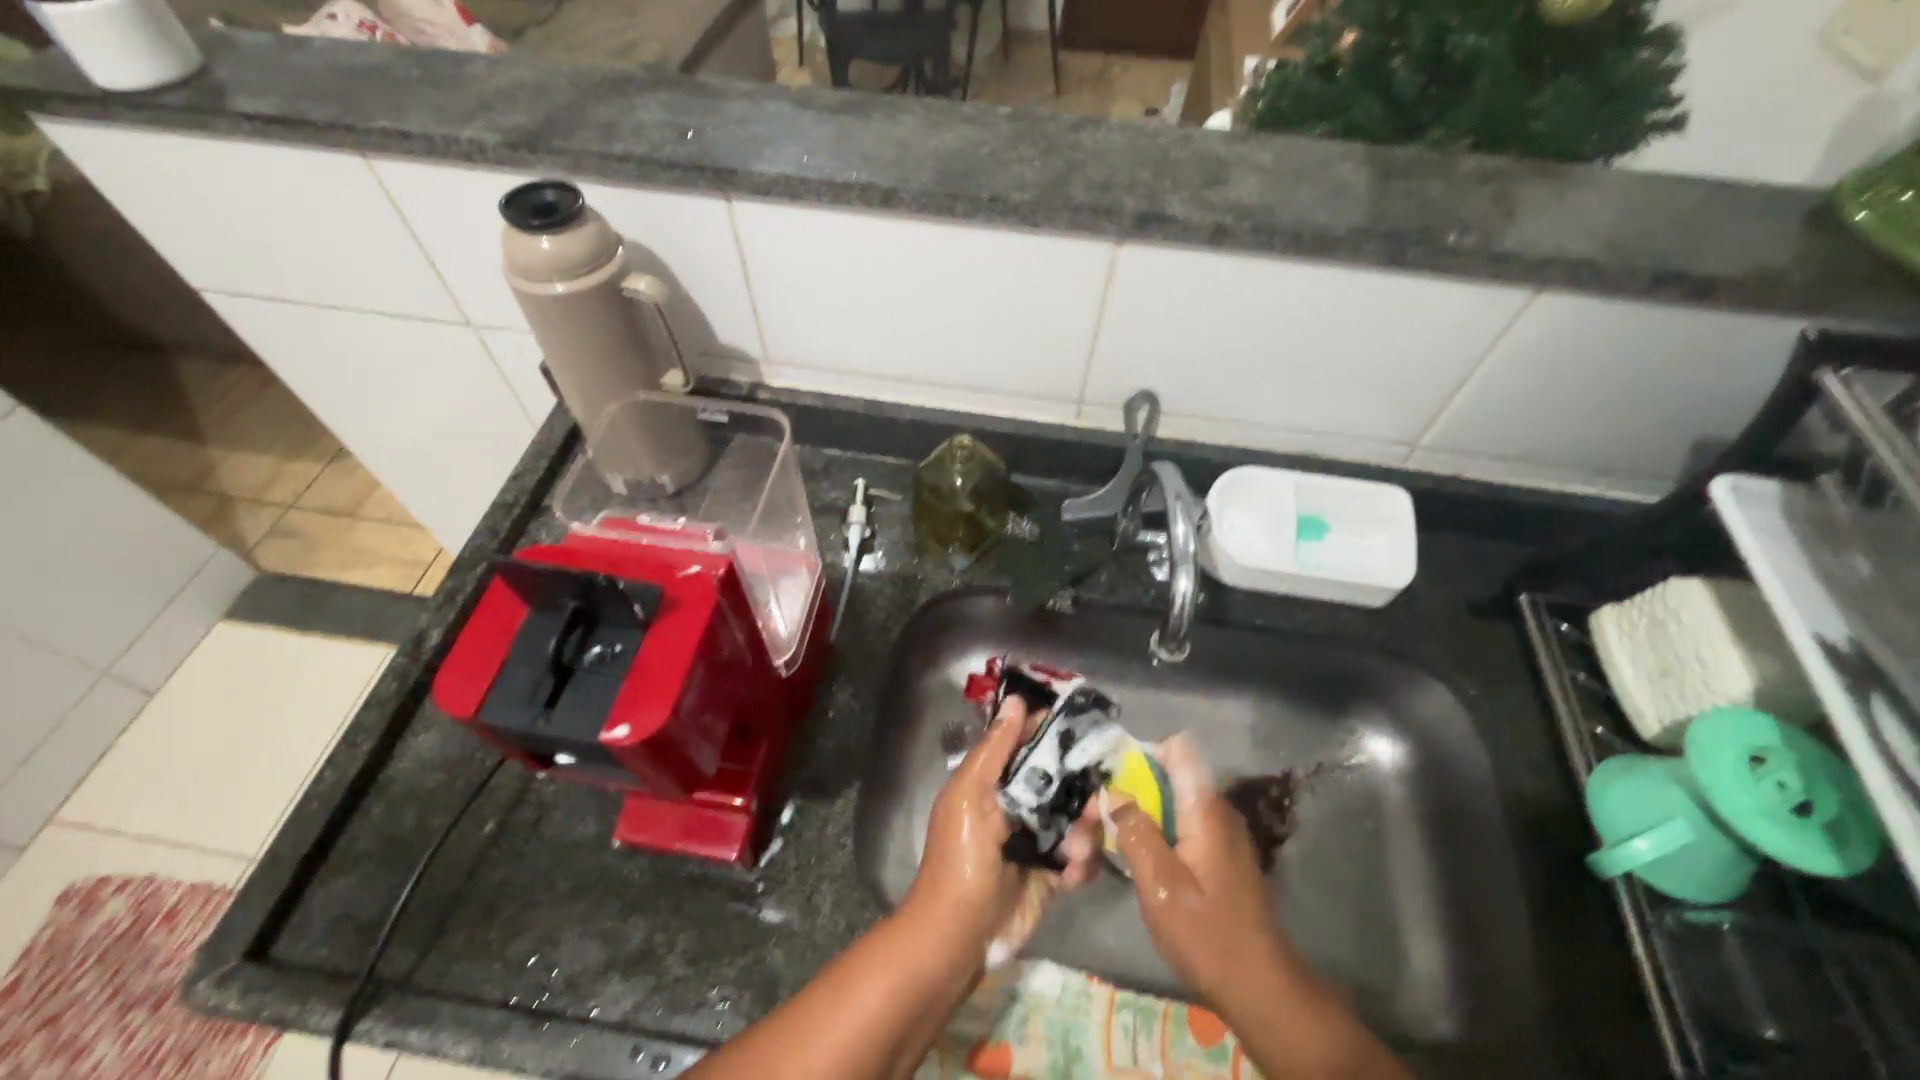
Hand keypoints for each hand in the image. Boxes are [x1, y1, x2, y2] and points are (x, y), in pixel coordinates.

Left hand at [904, 698, 1098, 959]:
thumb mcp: (971, 796)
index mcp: (992, 782)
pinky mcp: (1050, 873)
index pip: (1028, 745)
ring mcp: (1034, 840)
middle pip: (1062, 783)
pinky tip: (1070, 875)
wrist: (961, 933)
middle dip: (1082, 791)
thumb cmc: (961, 858)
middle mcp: (1015, 806)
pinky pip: (1079, 858)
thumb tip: (1017, 700)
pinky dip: (1081, 865)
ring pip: (1077, 820)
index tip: (1086, 726)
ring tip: (1076, 851)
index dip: (1054, 734)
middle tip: (1095, 802)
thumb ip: (995, 750)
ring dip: (1085, 833)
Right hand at [1107, 735, 1287, 1008]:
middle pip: (1157, 783)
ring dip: (1121, 829)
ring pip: (1158, 812)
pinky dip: (1140, 846)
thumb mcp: (1160, 884)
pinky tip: (1108, 871)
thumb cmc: (1206, 933)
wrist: (1257, 986)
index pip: (1175, 749)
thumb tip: (1114, 791)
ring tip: (1081, 864)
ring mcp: (1212, 836)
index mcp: (1204, 809)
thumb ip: (1136, 831)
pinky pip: (1169, 835)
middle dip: (1116, 802)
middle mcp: (1212, 812)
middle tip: (1079, 837)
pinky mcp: (1209, 859)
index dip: (1135, 756)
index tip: (1101, 780)